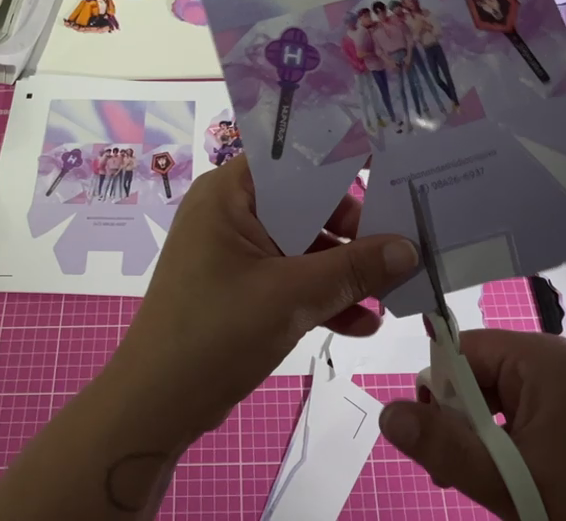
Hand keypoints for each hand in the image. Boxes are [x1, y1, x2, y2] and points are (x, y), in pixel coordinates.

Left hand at [107, 153, 419, 442]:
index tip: (392, 177)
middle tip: (401, 247)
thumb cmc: (216, 332)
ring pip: (302, 246)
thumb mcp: (292, 296)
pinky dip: (321, 296)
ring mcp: (234, 252)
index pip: (295, 160)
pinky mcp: (240, 288)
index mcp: (230, 193)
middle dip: (354, 233)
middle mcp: (231, 212)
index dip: (343, 166)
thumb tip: (409, 247)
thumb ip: (354, 269)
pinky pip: (289, 278)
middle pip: (305, 205)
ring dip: (344, 271)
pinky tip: (363, 324)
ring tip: (393, 292)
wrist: (156, 405)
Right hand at [378, 330, 565, 520]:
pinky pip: (528, 418)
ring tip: (495, 489)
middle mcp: (558, 361)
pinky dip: (513, 449)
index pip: (462, 350)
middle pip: (480, 375)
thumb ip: (445, 447)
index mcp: (541, 358)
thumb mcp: (509, 482)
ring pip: (501, 402)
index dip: (440, 394)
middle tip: (460, 478)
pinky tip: (518, 486)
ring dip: (486, 441)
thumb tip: (387, 413)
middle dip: (463, 423)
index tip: (436, 446)